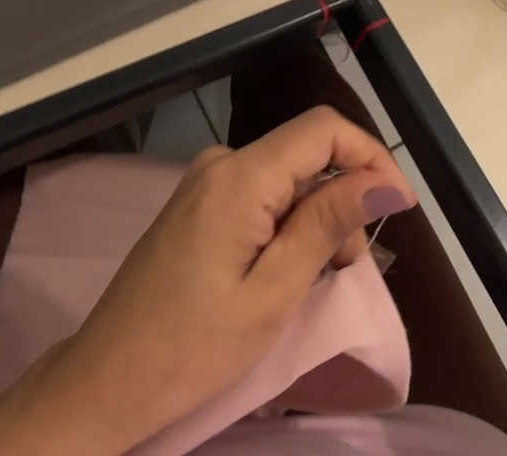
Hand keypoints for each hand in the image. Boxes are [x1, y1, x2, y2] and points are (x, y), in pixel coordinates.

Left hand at [0, 106, 416, 455]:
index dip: (371, 157)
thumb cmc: (193, 346)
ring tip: (315, 280)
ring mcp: (206, 181)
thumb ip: (327, 224)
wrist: (109, 378)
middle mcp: (222, 162)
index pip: (324, 128)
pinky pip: (262, 194)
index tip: (398, 209)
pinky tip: (286, 271)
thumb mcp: (274, 291)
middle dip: (343, 200)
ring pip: (288, 178)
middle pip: (307, 154)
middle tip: (345, 270)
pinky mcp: (200, 203)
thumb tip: (384, 181)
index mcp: (239, 176)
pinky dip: (288, 226)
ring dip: (317, 219)